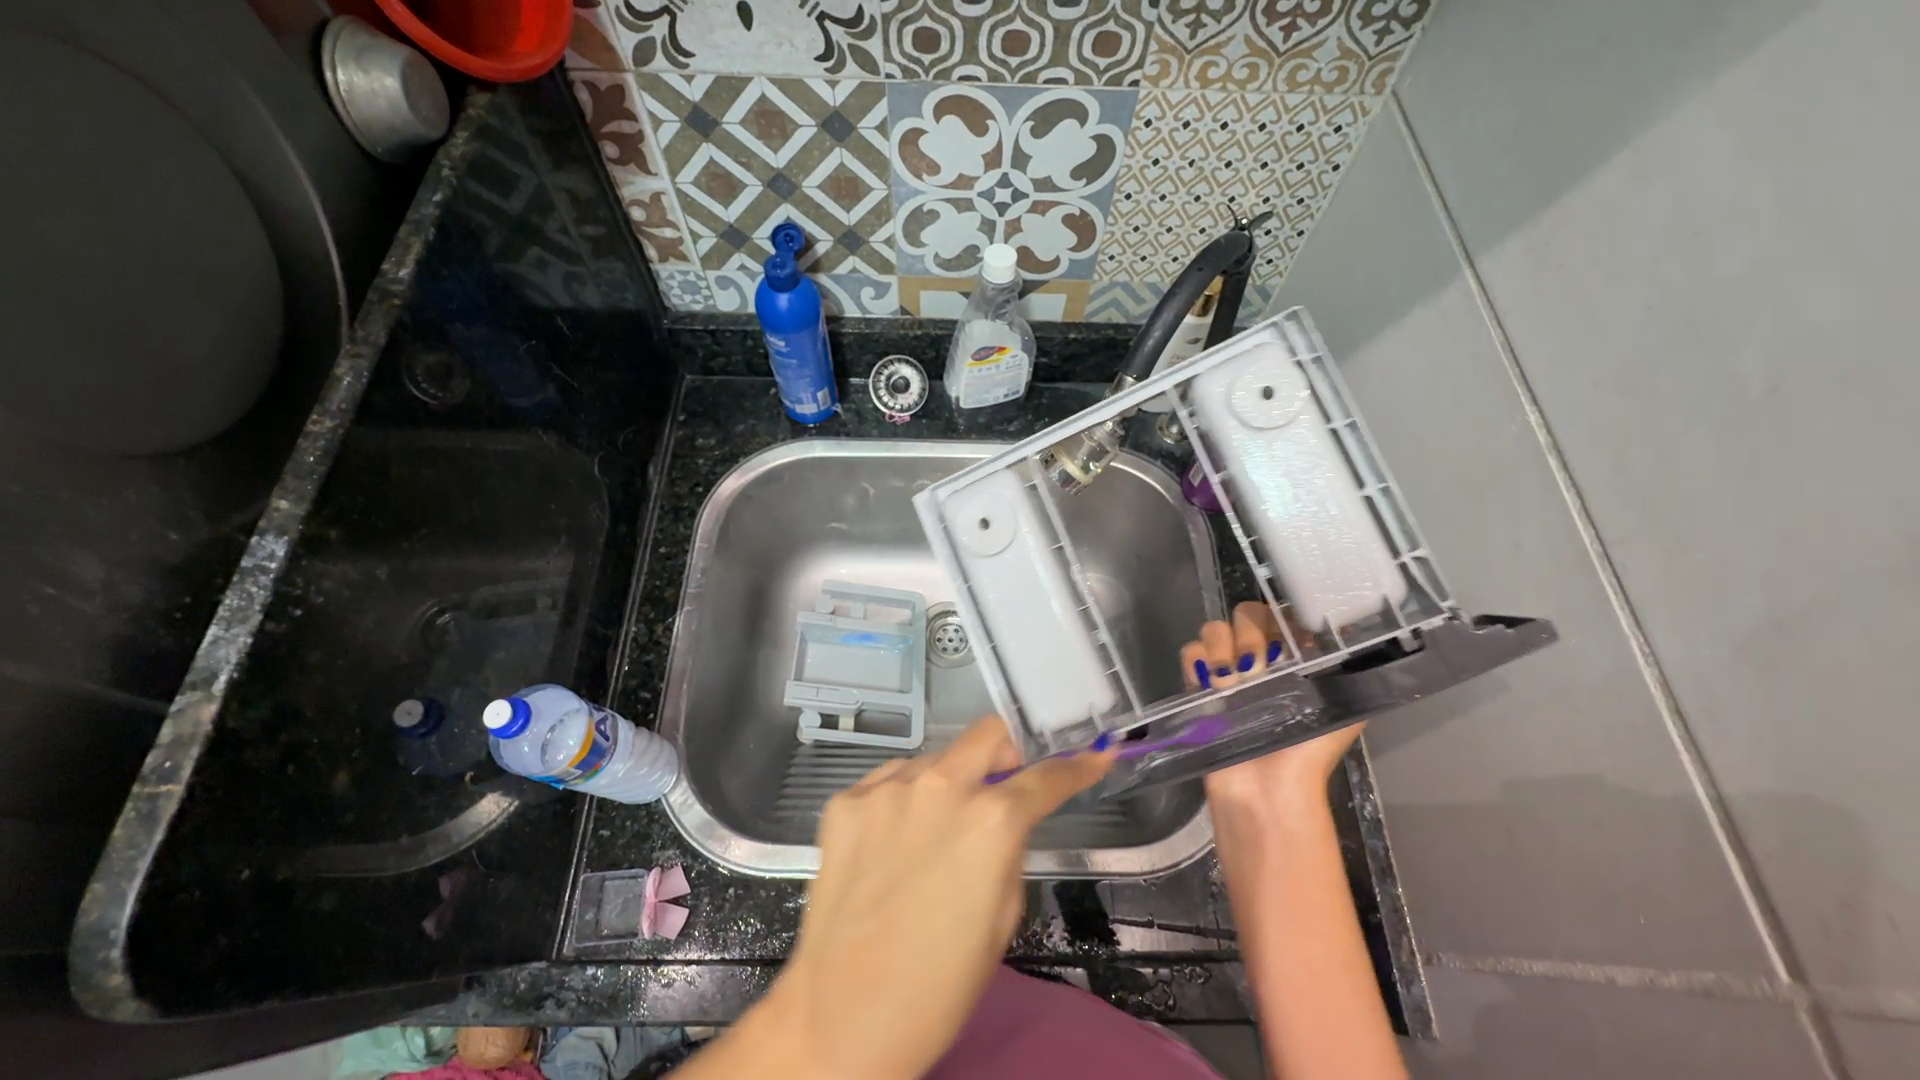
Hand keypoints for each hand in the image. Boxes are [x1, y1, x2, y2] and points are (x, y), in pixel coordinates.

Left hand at [763, 717, 1113, 1079]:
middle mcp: (939, 788)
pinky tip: (896, 843)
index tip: (1092, 757)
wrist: (845, 1015)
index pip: (1047, 777)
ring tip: (938, 832)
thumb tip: (1008, 822)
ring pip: (933, 759)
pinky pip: (887, 782)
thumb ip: (1009, 850)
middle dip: (1008, 753)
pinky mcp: (843, 803)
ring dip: (949, 782)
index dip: (1077, 767)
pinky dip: (903, 800)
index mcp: (991, 821)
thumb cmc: (941, 983)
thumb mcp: (1003, 917)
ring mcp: (884, 790)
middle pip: (987, 735)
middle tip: (1006, 785)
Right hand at [1180, 601, 1364, 809]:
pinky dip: (1196, 661)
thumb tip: (1351, 637)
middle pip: (1245, 613)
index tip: (1283, 645)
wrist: (1267, 788)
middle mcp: (1262, 658)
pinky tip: (1208, 684)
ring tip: (1229, 683)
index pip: (1284, 614)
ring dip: (1221, 649)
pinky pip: (1191, 652)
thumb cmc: (1308, 750)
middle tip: (1256, 669)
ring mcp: (1228, 670)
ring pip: (1215, 628)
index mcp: (1298, 658)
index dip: (1280, 620)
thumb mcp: (1344, 709)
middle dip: (1249, 635)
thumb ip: (1349, 672)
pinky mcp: (1199, 686)